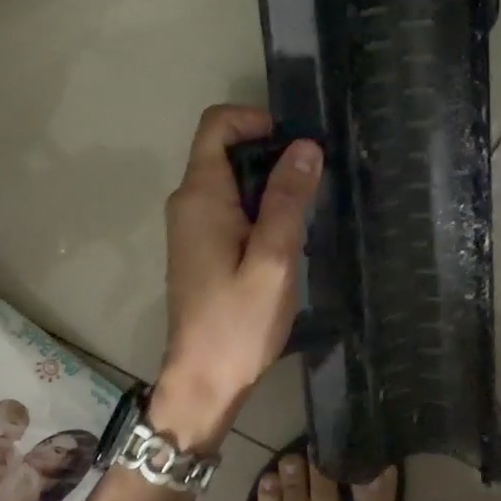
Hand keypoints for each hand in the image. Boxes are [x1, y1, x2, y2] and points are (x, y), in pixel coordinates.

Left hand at [154, 106, 321, 446]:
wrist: (203, 381)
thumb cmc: (238, 322)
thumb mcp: (274, 259)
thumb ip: (288, 200)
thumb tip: (305, 146)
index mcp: (200, 196)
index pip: (216, 124)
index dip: (255, 120)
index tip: (295, 145)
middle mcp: (188, 202)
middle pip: (225, 149)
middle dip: (270, 153)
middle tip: (313, 181)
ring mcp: (191, 225)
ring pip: (230, 179)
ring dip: (268, 183)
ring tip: (306, 211)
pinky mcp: (199, 246)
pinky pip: (228, 206)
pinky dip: (257, 207)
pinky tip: (285, 237)